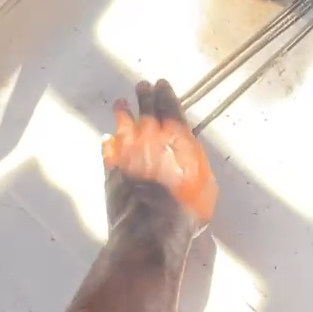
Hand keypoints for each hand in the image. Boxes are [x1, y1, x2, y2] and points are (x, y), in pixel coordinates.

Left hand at [102, 79, 217, 232]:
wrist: (151, 227)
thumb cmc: (187, 208)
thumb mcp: (206, 183)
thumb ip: (195, 161)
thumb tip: (188, 151)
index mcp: (176, 138)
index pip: (170, 107)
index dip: (166, 94)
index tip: (161, 83)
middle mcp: (150, 137)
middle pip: (146, 108)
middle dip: (145, 95)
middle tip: (142, 85)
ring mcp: (127, 150)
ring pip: (123, 122)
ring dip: (123, 111)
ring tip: (121, 103)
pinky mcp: (111, 166)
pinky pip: (108, 147)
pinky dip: (108, 141)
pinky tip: (106, 137)